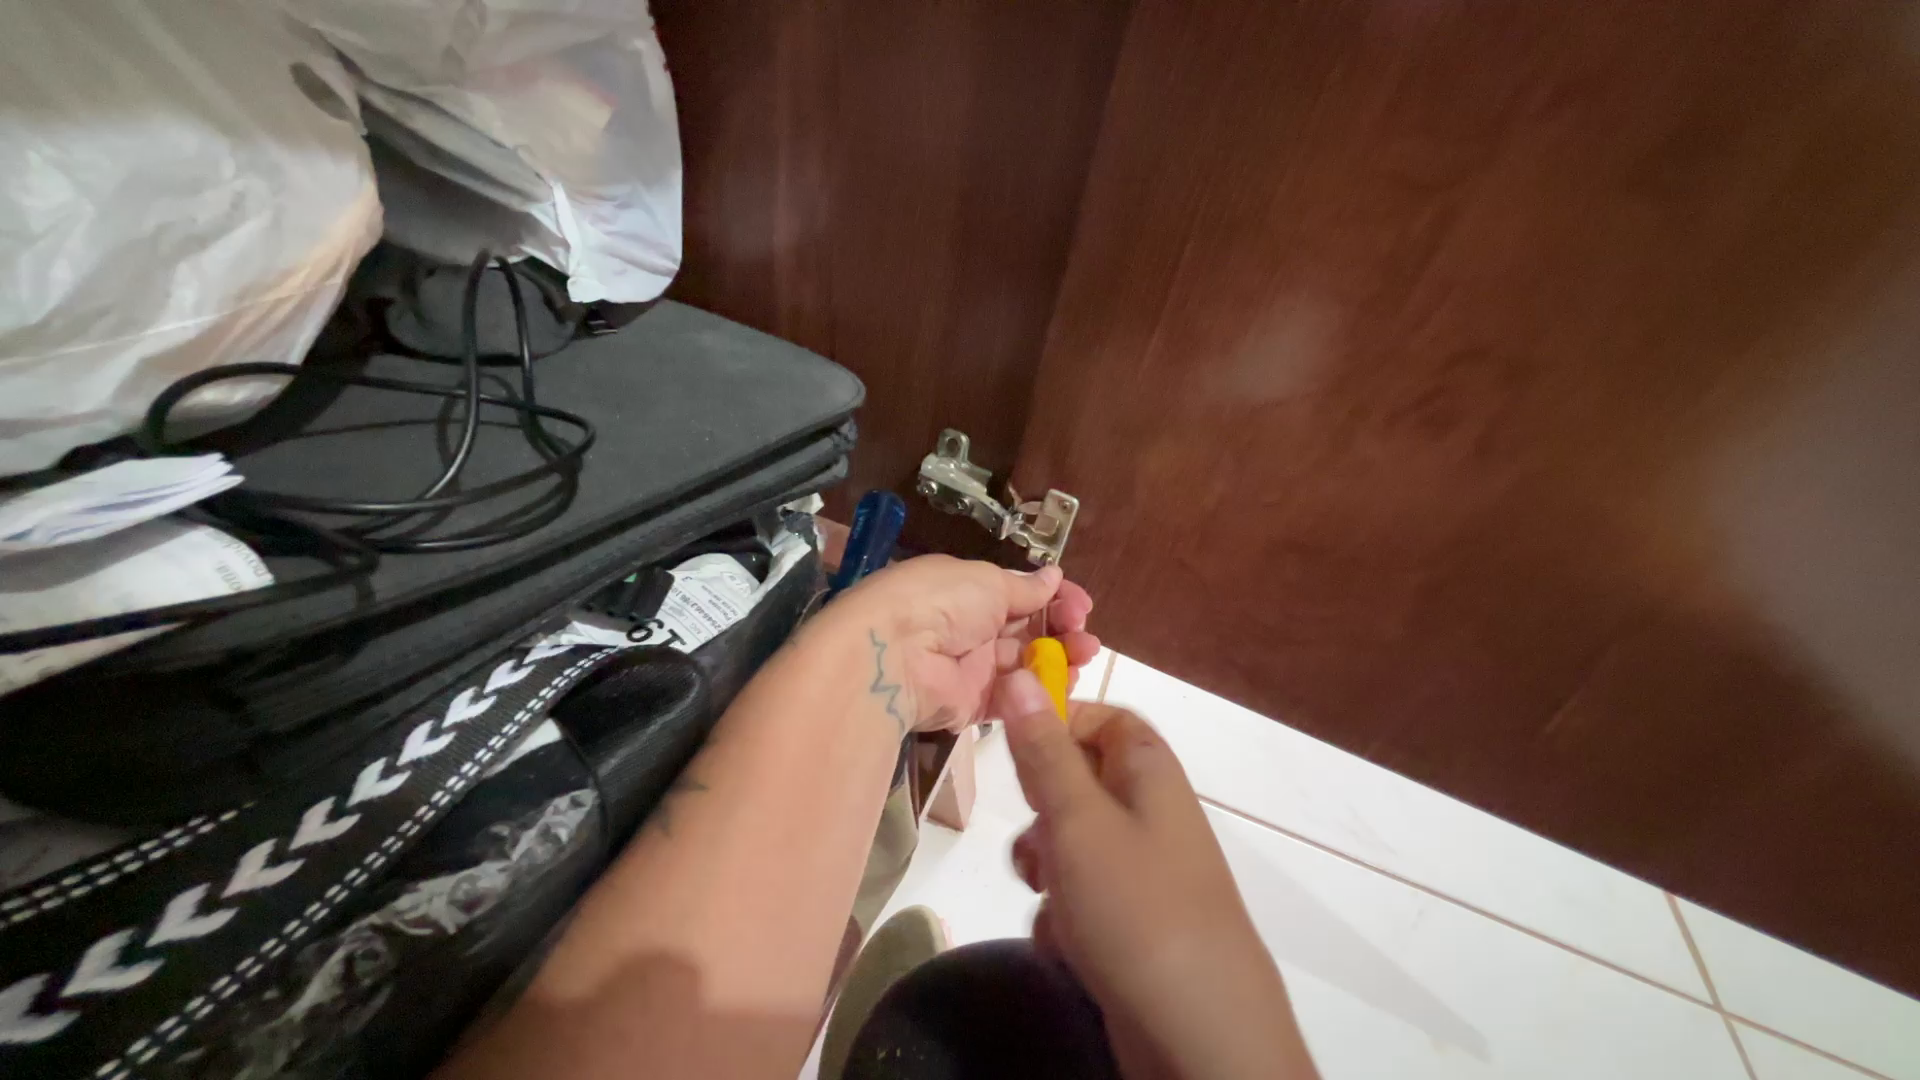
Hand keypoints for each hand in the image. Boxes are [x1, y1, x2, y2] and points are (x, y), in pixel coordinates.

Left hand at [832, 555, 1099, 732]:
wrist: (895, 655)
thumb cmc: (941, 602)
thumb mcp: (986, 581)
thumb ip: (1023, 587)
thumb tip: (1053, 575)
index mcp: (969, 591)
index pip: (1020, 594)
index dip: (1054, 598)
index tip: (1081, 605)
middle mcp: (971, 627)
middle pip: (1027, 630)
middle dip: (1062, 629)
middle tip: (1085, 634)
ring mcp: (973, 668)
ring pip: (1026, 663)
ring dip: (1059, 658)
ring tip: (1084, 654)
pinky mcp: (974, 704)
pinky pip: (1015, 697)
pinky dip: (1042, 690)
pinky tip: (1067, 682)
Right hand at [998, 675, 1320, 1079]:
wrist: (1200, 1040)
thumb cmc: (1136, 907)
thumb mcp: (1077, 819)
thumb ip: (1042, 749)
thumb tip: (1017, 674)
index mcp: (1148, 772)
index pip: (1102, 716)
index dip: (1057, 723)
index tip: (1014, 750)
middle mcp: (1150, 814)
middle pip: (1078, 781)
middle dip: (1042, 810)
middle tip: (1039, 837)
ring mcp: (1144, 872)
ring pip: (1071, 843)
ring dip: (1047, 867)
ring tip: (1050, 898)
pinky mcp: (1134, 923)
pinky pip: (1080, 897)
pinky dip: (1064, 914)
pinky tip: (1068, 945)